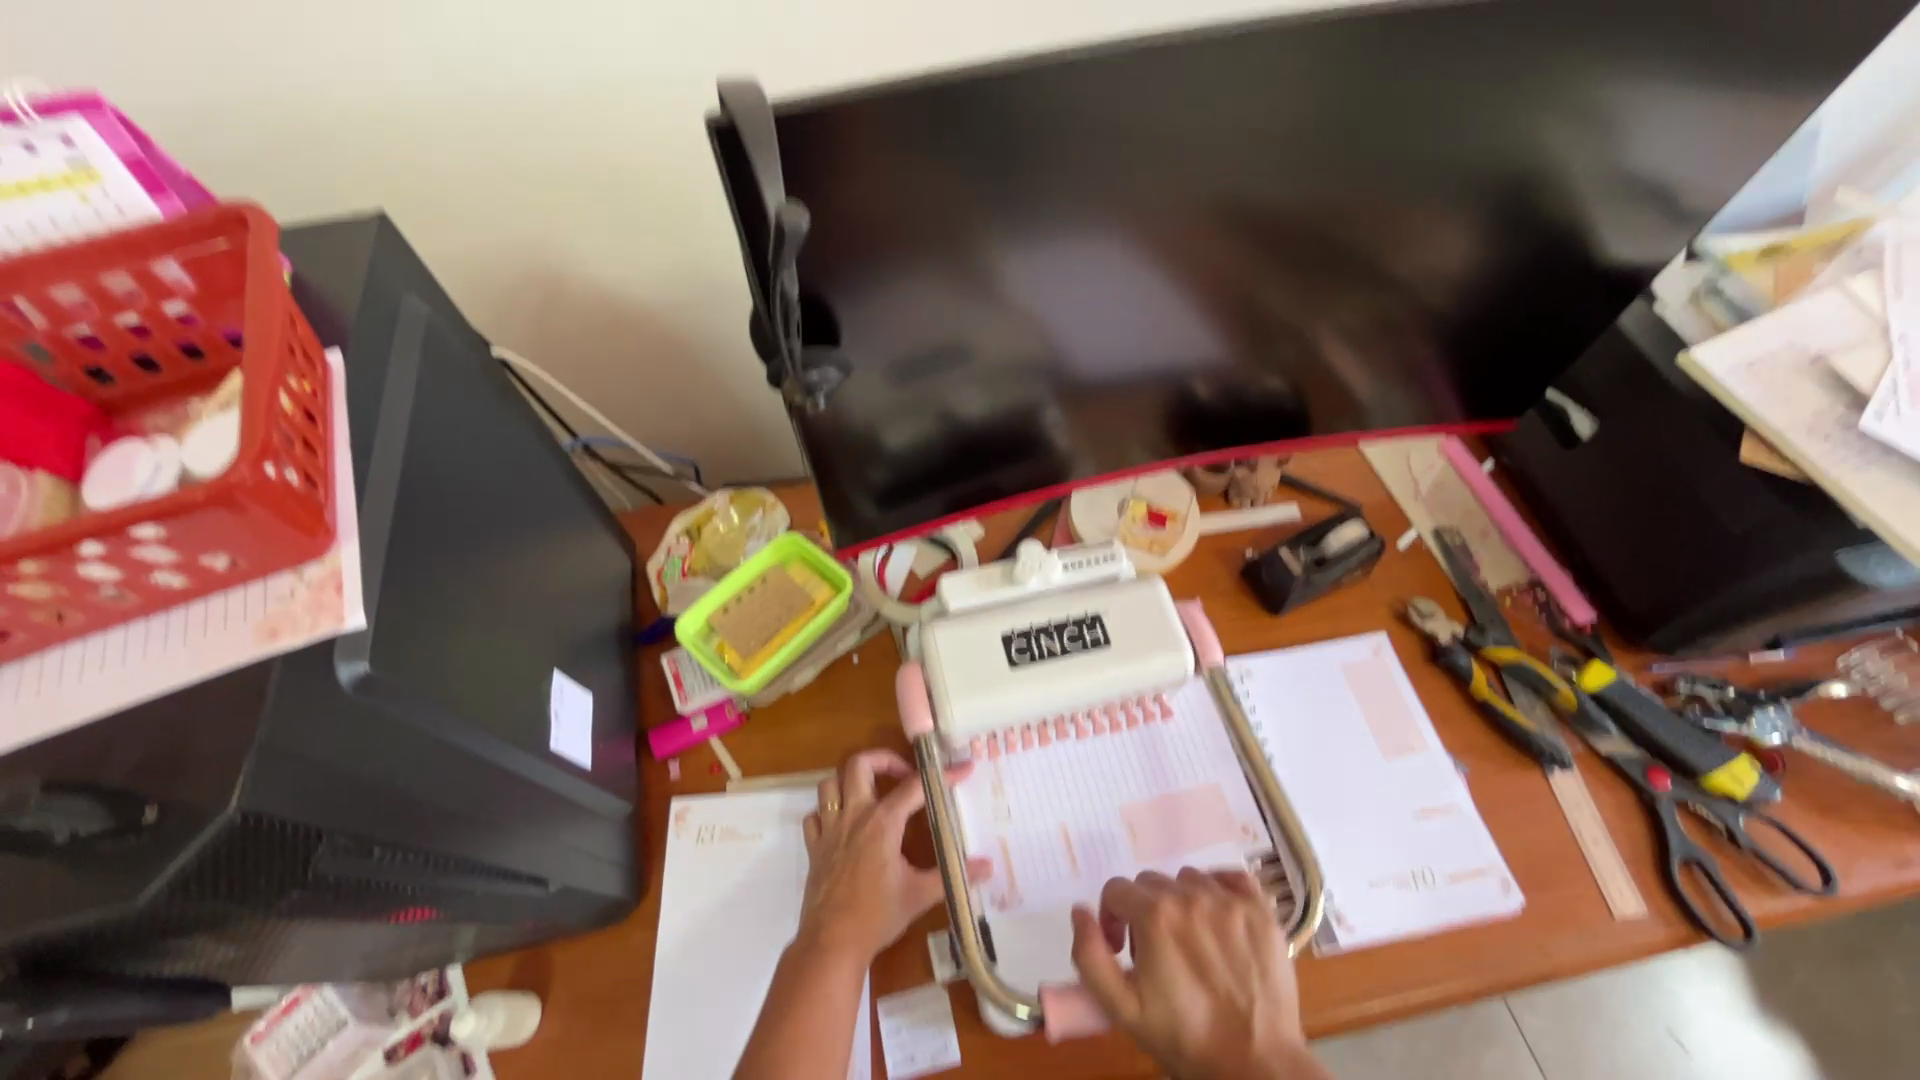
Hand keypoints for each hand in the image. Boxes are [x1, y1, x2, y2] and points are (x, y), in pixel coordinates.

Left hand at [797, 750, 988, 963]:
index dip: (941, 776)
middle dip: (883, 759)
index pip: (915, 787)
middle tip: (903, 775)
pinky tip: (843, 824)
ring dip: (850, 781)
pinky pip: (815, 816)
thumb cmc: (877, 916)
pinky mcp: (814, 848)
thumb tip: (987, 866)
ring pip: (830, 784)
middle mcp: (853, 816)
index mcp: (882, 823)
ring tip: (872, 793)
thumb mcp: (920, 895)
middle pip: (859, 765)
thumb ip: (952, 875)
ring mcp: (829, 830)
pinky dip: (827, 813)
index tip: (961, 769)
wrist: (832, 943)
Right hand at [1071, 869, 1322, 1079]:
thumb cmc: (1184, 1036)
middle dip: (1144, 911)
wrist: (1254, 1064)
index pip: (1116, 890)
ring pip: (1189, 880)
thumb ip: (1088, 955)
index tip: (1121, 949)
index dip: (1111, 918)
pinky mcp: (1260, 911)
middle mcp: (1191, 896)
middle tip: (1155, 951)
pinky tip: (1218, 916)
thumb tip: (1080, 911)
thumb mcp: (1121, 1007)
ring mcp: (1230, 901)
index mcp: (1154, 915)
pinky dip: (1220, 888)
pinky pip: (1232, 877)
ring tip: (1189, 940)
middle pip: (1151, 883)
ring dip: (1181, 901)